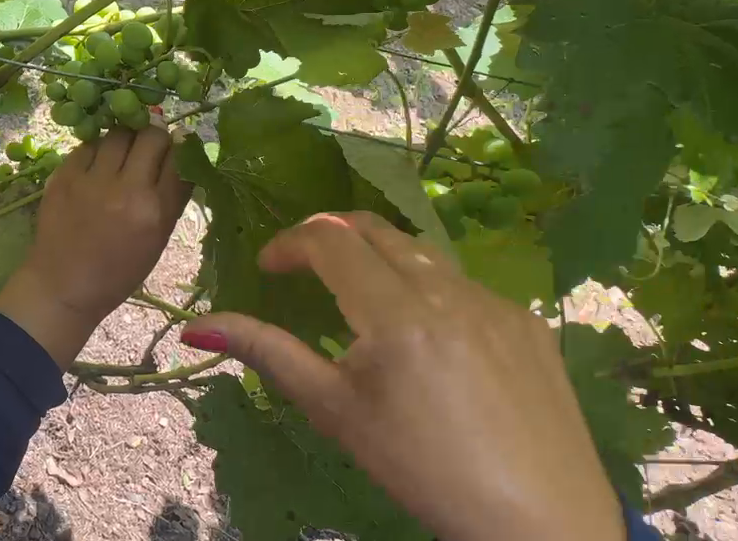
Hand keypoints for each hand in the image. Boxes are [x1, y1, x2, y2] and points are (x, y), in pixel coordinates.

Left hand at [0, 126, 190, 369]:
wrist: (64, 284)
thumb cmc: (117, 270)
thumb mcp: (158, 239)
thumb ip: (172, 198)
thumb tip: (185, 156)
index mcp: (155, 212)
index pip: (178, 159)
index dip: (180, 147)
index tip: (177, 146)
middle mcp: (126, 190)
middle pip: (150, 136)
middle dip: (154, 136)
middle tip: (149, 144)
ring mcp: (91, 180)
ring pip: (118, 133)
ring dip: (125, 138)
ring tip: (123, 152)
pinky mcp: (64, 174)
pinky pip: (88, 145)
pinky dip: (97, 149)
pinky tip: (97, 163)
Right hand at [180, 212, 623, 540]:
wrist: (543, 530)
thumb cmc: (420, 467)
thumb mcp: (333, 409)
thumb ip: (265, 352)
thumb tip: (193, 326)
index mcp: (395, 313)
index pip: (327, 239)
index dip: (288, 243)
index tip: (269, 268)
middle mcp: (447, 292)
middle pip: (372, 227)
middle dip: (328, 234)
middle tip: (304, 263)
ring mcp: (496, 304)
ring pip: (419, 249)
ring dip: (376, 254)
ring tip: (360, 291)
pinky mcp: (531, 324)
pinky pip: (464, 282)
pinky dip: (426, 286)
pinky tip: (426, 333)